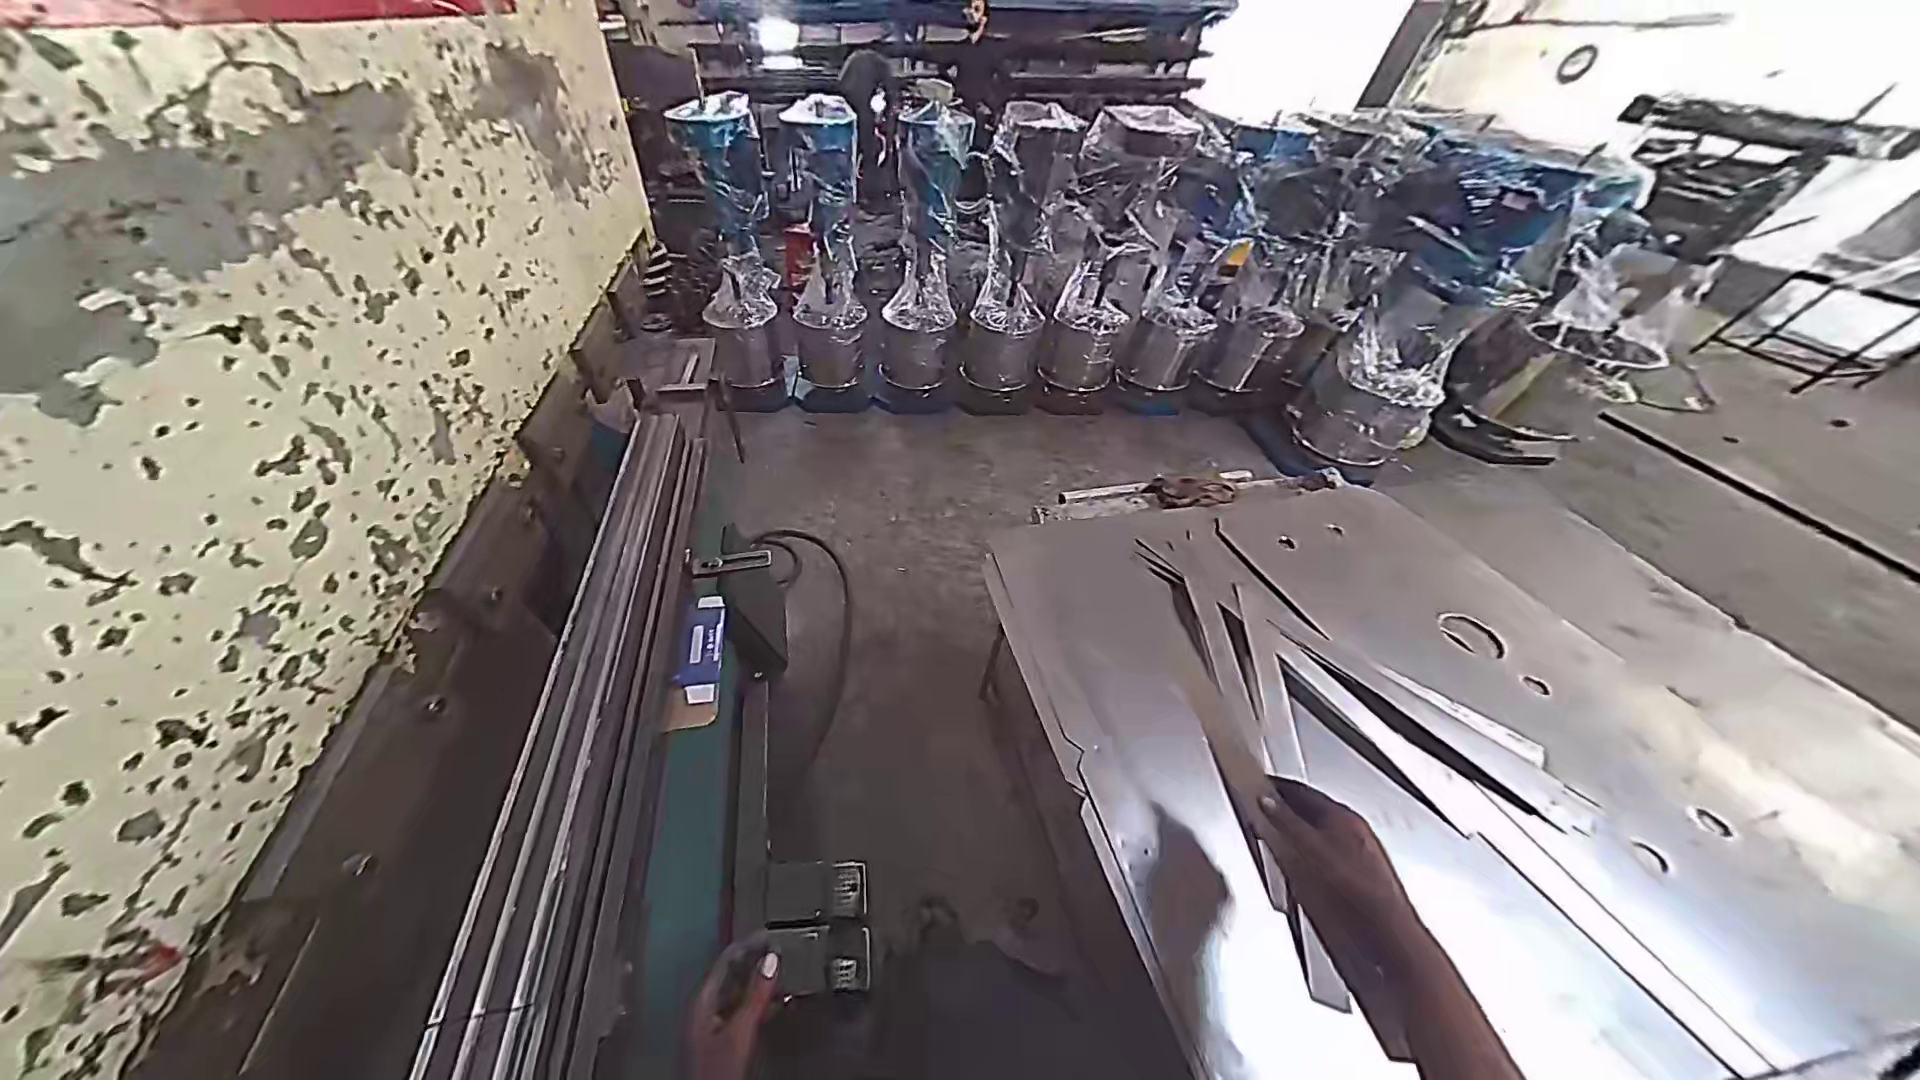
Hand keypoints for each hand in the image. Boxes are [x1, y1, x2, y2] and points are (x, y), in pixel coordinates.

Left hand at [686, 940, 780, 1079]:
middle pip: (732, 974)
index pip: (726, 959)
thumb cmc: (717, 1072)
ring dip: (761, 983)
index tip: (773, 934)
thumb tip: (772, 957)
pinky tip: (776, 1003)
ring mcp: (710, 1025)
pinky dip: (759, 1003)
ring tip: (784, 975)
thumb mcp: (740, 1031)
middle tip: (782, 952)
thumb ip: (756, 994)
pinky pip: (741, 1010)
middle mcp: (703, 1008)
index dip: (750, 943)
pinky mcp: (719, 1040)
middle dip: (757, 962)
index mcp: (701, 1000)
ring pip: (738, 992)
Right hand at [1258, 779, 1420, 957]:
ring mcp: (1361, 855)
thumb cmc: (1355, 891)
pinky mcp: (1362, 878)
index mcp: (1343, 816)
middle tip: (1263, 813)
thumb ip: (1283, 820)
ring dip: (1297, 835)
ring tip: (1277, 841)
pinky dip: (1309, 856)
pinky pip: (1327, 856)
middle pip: (1311, 812)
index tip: (1260, 786)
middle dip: (1285, 812)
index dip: (1277, 787)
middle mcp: (1355, 832)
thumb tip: (1266, 801)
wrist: (1388, 938)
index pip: (1301, 790)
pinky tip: (1301, 870)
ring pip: (1319, 835)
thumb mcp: (1306, 848)